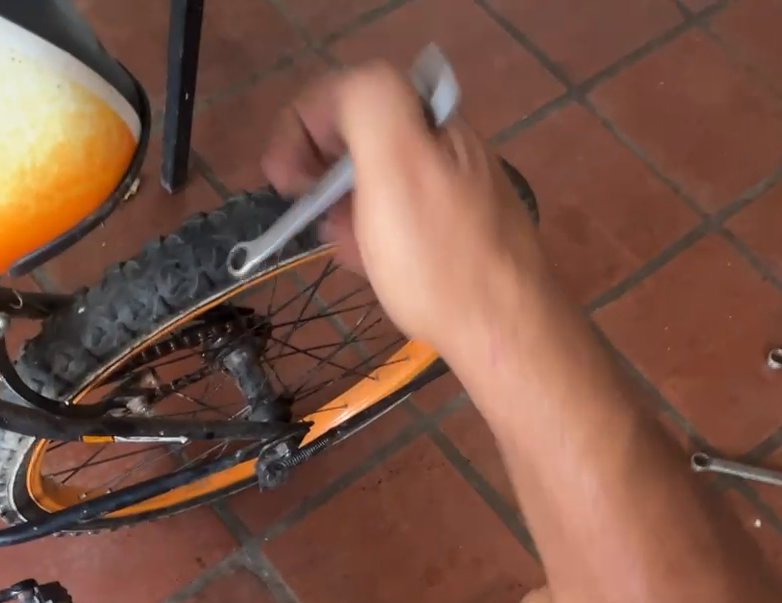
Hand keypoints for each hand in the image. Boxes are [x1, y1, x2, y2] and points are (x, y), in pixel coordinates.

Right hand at [261, 64, 552, 362]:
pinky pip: (394, 218)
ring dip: (344, 214)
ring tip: (349, 254)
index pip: (341, 94)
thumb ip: (365, 106)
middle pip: (354, 138)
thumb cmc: (437, 259)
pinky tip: (373, 266)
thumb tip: (333, 103)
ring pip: (371, 183)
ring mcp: (448, 187)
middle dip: (321, 178)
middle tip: (314, 222)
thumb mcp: (396, 166)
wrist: (498, 328)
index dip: (299, 130)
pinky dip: (371, 236)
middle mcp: (439, 143)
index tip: (283, 185)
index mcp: (425, 117)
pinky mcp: (452, 229)